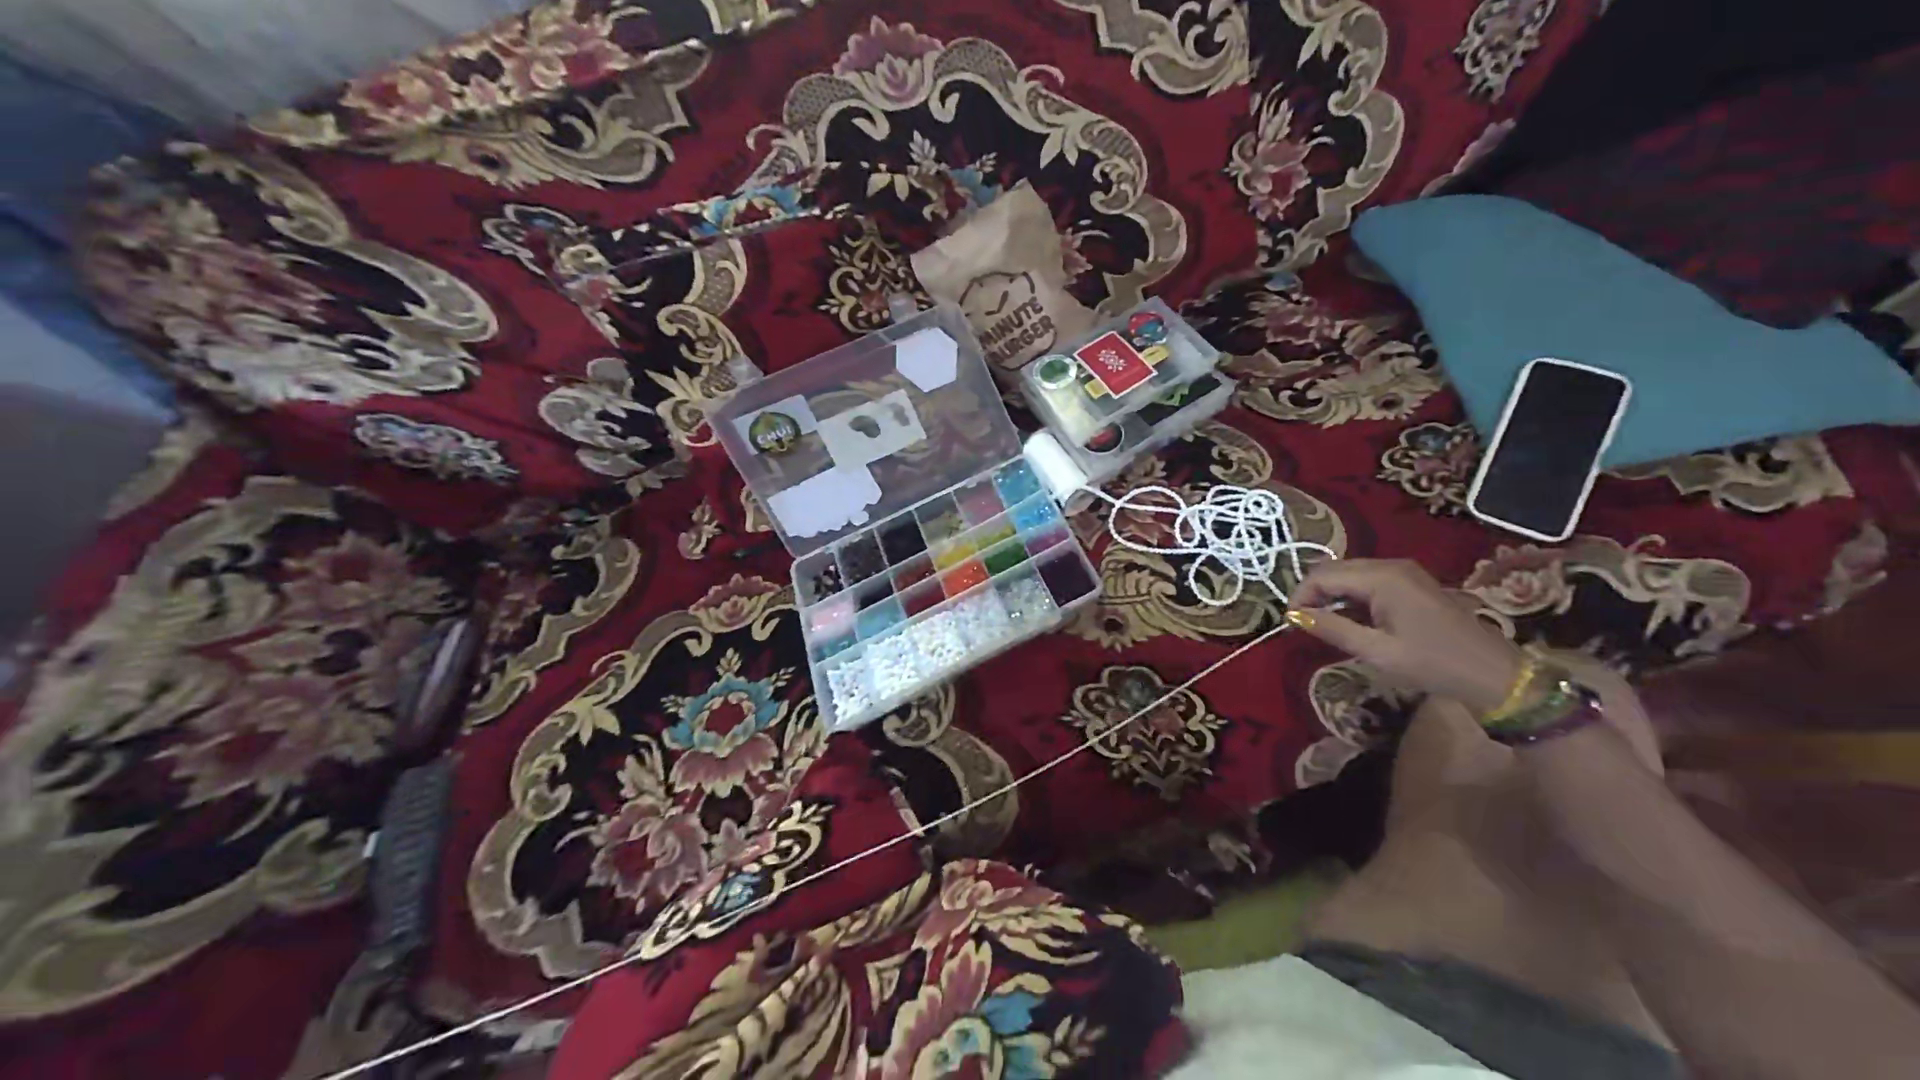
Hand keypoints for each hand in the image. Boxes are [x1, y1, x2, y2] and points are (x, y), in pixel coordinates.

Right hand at [1288, 559, 1523, 715]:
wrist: (1496, 675)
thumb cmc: (1434, 663)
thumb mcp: (1377, 651)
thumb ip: (1332, 629)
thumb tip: (1294, 617)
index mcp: (1381, 577)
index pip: (1322, 575)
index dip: (1300, 596)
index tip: (1290, 624)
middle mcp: (1391, 566)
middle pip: (1335, 570)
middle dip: (1312, 593)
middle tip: (1301, 625)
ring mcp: (1404, 573)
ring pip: (1350, 575)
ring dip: (1331, 596)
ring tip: (1321, 625)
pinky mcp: (1412, 584)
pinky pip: (1368, 582)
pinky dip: (1351, 597)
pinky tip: (1349, 621)